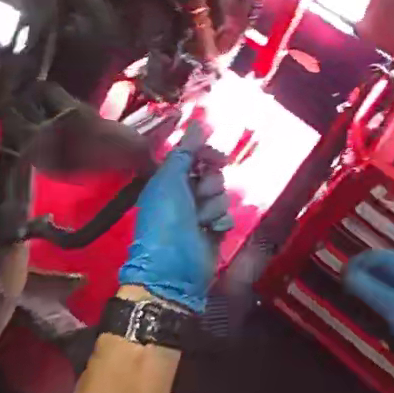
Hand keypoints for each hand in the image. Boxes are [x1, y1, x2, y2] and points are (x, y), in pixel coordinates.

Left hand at [117, 123, 231, 311]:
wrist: (172, 270)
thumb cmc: (165, 221)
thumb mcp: (169, 181)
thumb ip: (185, 151)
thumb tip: (199, 122)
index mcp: (169, 181)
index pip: (196, 156)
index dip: (208, 155)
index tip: (218, 158)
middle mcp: (184, 195)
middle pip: (213, 174)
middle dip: (211, 184)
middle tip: (200, 197)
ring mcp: (199, 214)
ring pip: (222, 195)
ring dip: (214, 206)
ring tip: (202, 220)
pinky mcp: (213, 231)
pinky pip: (228, 216)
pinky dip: (221, 222)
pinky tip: (212, 230)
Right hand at [342, 249, 393, 392]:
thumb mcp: (392, 309)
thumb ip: (365, 288)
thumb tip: (343, 273)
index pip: (374, 256)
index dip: (353, 268)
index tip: (335, 285)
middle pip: (384, 269)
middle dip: (364, 283)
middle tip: (348, 303)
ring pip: (393, 286)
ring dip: (376, 298)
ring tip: (365, 316)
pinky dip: (390, 308)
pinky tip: (387, 325)